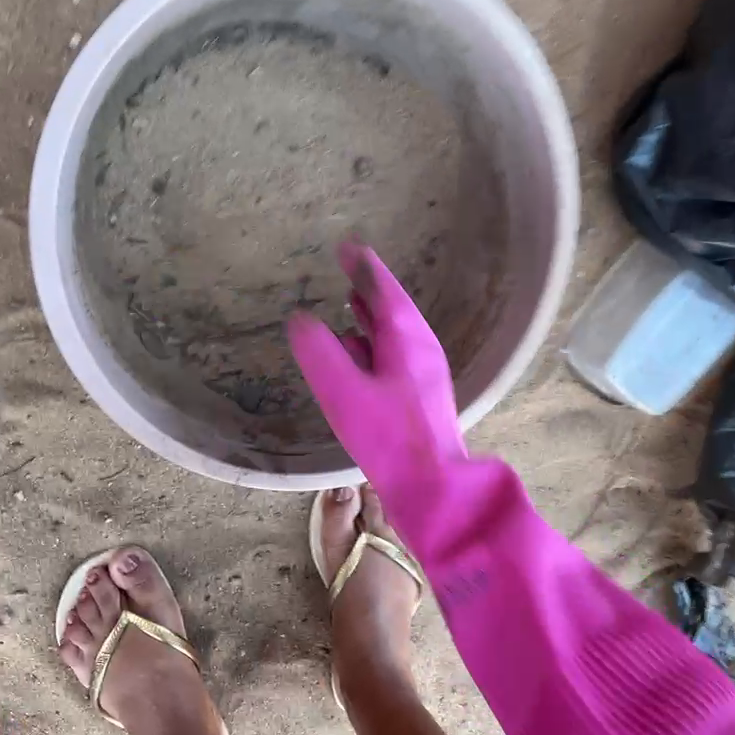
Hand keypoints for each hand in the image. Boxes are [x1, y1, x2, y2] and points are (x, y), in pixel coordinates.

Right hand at [286, 241, 467, 499]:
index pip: (384, 289)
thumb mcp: (344, 393)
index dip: (364, 266)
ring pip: (394, 335)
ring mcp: (423, 375)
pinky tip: (356, 357)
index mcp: (407, 338)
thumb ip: (320, 353)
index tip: (347, 246)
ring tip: (349, 304)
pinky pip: (393, 358)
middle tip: (347, 269)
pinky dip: (373, 346)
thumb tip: (301, 319)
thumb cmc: (389, 438)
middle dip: (369, 289)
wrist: (434, 487)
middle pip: (392, 309)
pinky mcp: (419, 399)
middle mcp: (420, 349)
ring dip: (371, 318)